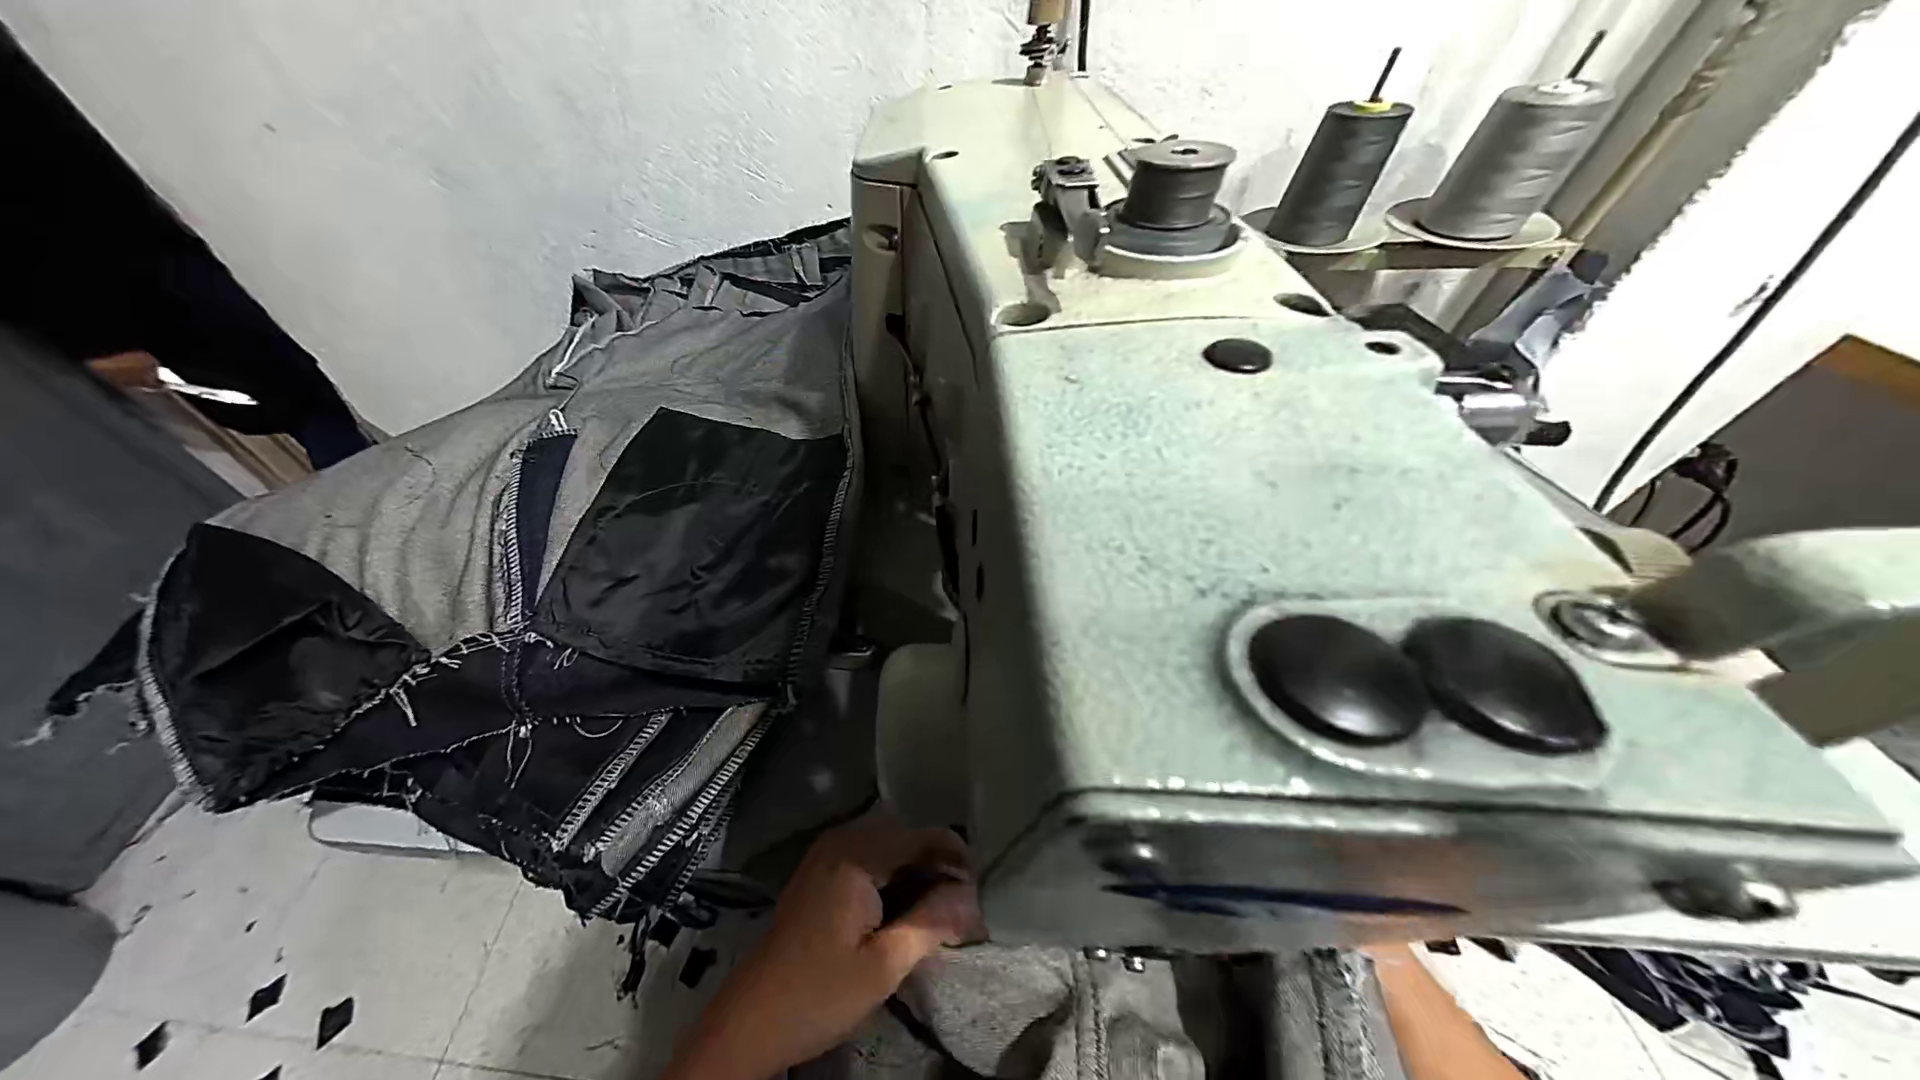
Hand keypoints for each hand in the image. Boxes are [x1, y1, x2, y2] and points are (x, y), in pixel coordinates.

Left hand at [661, 808, 982, 1079]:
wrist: (750, 1021)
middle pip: (906, 833)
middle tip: (964, 900)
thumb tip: (974, 896)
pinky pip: (870, 854)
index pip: (923, 836)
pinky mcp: (822, 869)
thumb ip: (931, 921)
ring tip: (942, 904)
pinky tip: (908, 902)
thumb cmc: (818, 993)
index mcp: (856, 854)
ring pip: (890, 842)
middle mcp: (841, 839)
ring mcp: (828, 852)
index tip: (983, 890)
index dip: (957, 858)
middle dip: (938, 861)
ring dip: (917, 867)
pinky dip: (894, 872)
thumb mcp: (883, 965)